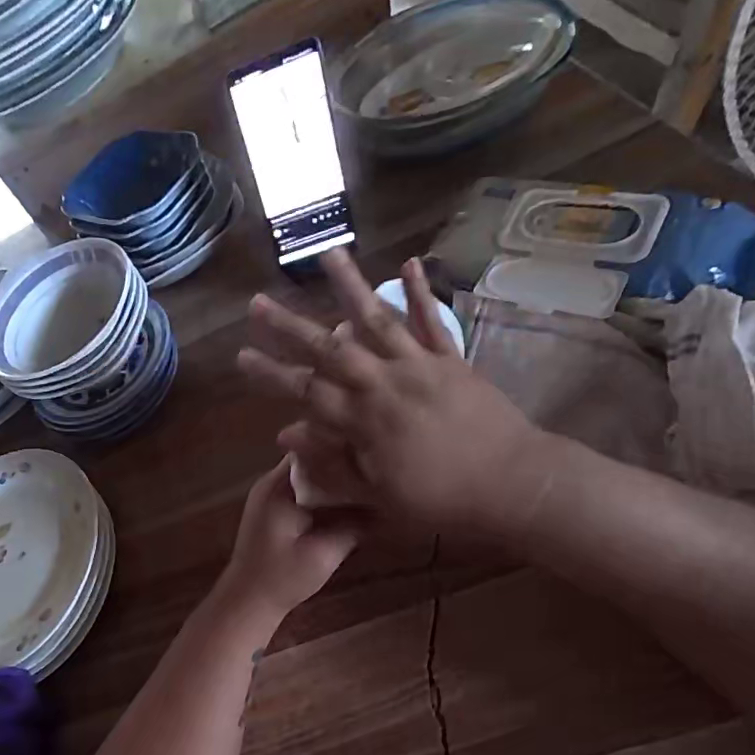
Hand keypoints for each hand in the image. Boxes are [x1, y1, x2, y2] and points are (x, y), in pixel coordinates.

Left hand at [217, 457, 360, 616]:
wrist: (247, 600)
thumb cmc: (282, 578)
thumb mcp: (324, 554)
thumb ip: (353, 526)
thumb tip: (383, 507)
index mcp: (279, 486)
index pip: (314, 449)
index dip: (344, 449)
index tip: (372, 455)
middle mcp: (271, 482)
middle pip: (311, 458)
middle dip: (341, 462)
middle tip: (375, 469)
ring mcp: (269, 494)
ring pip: (308, 473)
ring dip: (332, 477)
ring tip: (365, 482)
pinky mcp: (272, 508)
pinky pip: (301, 487)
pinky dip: (322, 491)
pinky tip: (345, 502)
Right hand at [237, 251, 561, 540]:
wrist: (513, 486)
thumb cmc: (441, 501)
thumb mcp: (378, 496)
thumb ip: (332, 463)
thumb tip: (286, 436)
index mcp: (364, 421)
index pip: (305, 390)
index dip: (270, 372)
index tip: (241, 355)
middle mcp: (384, 383)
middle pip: (328, 348)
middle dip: (289, 325)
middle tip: (258, 302)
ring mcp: (419, 366)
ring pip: (376, 320)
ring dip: (348, 286)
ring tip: (326, 254)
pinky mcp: (451, 359)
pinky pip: (432, 321)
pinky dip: (420, 291)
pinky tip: (407, 262)